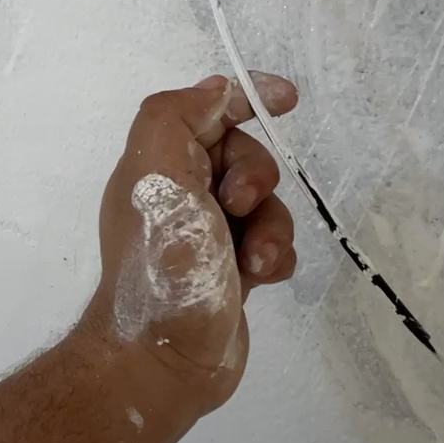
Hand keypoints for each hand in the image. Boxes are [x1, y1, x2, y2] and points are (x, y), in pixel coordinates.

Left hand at [77, 73, 300, 414]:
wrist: (166, 353)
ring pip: (268, 204)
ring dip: (269, 227)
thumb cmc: (162, 255)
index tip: (288, 98)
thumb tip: (217, 89)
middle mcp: (180, 192)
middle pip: (245, 156)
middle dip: (254, 178)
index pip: (205, 112)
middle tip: (235, 206)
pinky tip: (258, 280)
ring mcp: (209, 232)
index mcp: (156, 162)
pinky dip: (273, 257)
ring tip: (249, 259)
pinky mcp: (233, 269)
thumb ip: (177, 115)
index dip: (245, 97)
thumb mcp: (156, 167)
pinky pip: (273, 244)